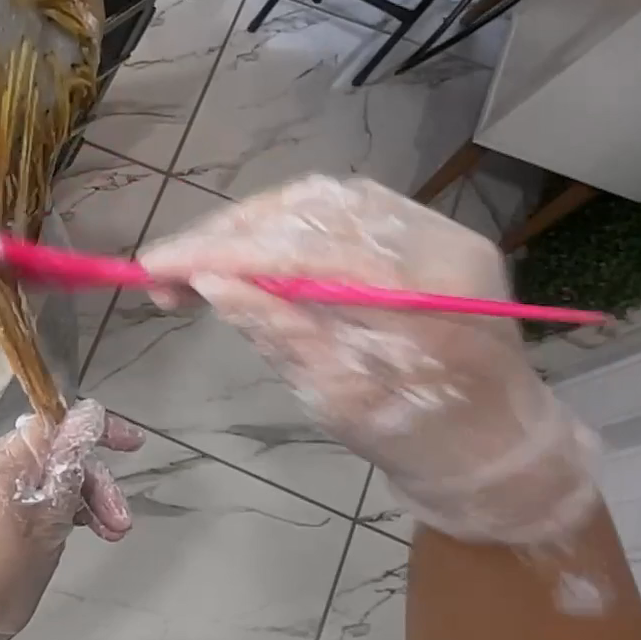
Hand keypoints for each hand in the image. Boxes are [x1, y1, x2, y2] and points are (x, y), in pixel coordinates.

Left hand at [0, 399, 143, 639]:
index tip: (131, 446)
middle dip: (90, 482)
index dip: (95, 429)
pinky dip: (46, 508)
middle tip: (119, 524)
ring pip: (36, 476)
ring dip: (74, 500)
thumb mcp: (48, 527)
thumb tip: (88, 416)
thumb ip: (68, 469)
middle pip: (48, 452)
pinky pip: (15, 492)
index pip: (52, 423)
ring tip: (105, 534)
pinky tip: (70, 532)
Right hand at [140, 175, 598, 545]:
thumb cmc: (407, 433)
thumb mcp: (332, 395)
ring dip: (243, 226)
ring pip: (318, 200)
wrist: (488, 439)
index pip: (300, 246)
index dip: (218, 251)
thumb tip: (210, 283)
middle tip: (161, 271)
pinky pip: (335, 210)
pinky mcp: (417, 236)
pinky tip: (241, 254)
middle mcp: (430, 240)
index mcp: (416, 288)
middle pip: (308, 207)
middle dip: (222, 233)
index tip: (152, 266)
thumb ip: (277, 332)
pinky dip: (274, 226)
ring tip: (192, 263)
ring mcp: (429, 231)